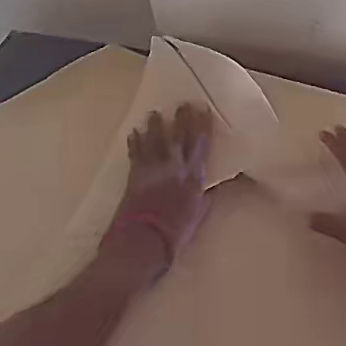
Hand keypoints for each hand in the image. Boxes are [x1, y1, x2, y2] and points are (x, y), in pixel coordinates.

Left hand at [95, 103, 214, 289]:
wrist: (142, 242)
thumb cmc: (176, 233)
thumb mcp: (198, 215)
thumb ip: (204, 198)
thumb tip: (211, 188)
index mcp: (194, 177)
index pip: (201, 144)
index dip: (203, 125)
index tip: (204, 109)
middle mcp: (175, 167)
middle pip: (179, 136)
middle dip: (182, 118)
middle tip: (183, 103)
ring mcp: (153, 169)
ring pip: (155, 140)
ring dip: (155, 125)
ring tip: (155, 112)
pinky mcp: (135, 174)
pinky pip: (135, 153)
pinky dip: (135, 142)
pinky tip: (134, 132)